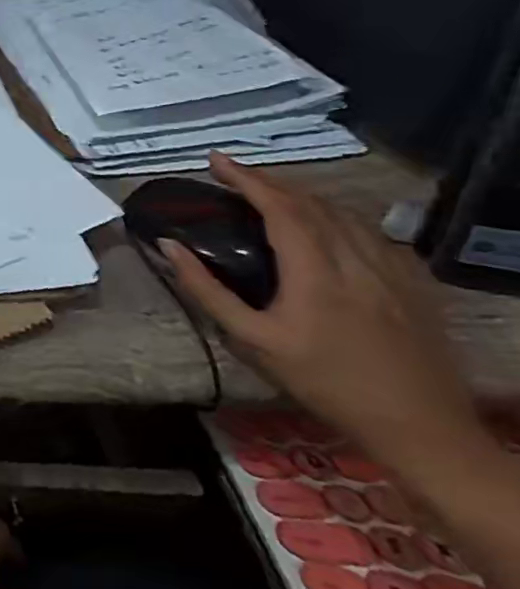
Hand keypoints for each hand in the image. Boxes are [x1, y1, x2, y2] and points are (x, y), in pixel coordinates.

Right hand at [163, 153, 478, 463]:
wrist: (419, 427)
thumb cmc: (323, 381)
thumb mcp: (252, 340)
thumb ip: (207, 290)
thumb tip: (168, 246)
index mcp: (318, 275)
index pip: (283, 210)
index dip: (248, 180)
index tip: (215, 161)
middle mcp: (360, 264)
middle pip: (316, 206)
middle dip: (271, 182)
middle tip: (233, 173)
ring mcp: (396, 274)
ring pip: (350, 216)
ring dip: (305, 197)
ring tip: (273, 193)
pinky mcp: (416, 287)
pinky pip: (376, 236)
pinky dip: (342, 218)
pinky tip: (330, 226)